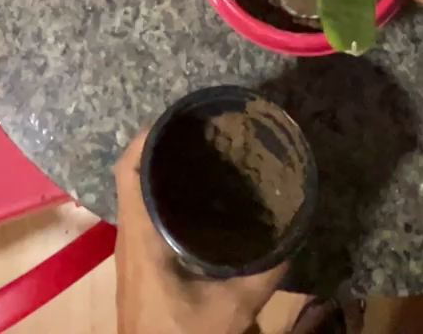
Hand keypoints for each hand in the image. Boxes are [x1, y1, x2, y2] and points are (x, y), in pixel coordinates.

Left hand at [115, 131, 284, 333]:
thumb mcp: (232, 307)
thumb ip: (264, 271)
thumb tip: (294, 227)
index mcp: (140, 234)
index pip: (129, 168)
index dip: (148, 135)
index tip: (180, 116)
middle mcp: (129, 234)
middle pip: (134, 172)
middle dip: (163, 144)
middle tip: (203, 129)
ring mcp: (131, 248)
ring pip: (138, 191)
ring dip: (162, 167)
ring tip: (203, 150)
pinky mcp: (139, 261)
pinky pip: (146, 210)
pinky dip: (165, 192)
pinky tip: (197, 195)